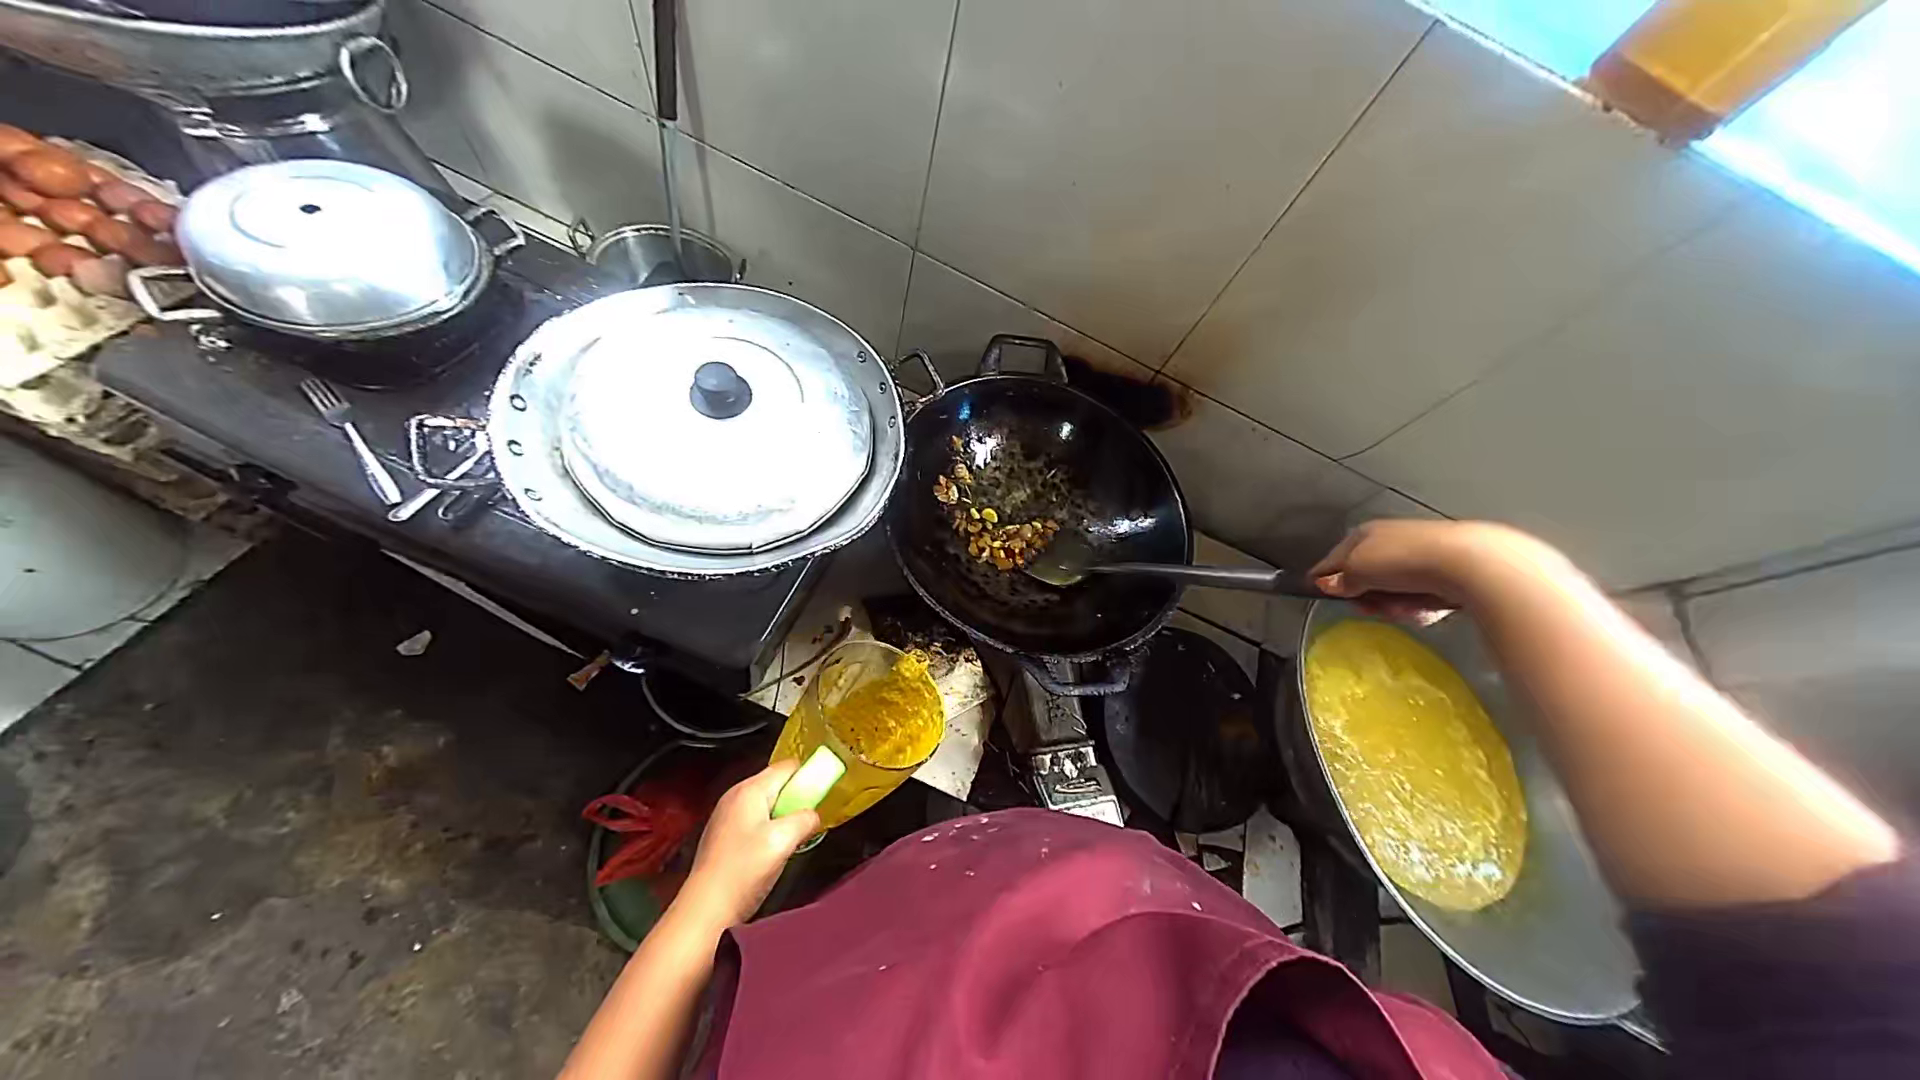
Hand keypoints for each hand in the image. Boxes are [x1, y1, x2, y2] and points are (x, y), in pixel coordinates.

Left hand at [675, 760, 818, 927]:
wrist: (704, 911)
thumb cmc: (744, 871)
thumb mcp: (784, 841)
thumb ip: (806, 819)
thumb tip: (813, 816)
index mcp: (750, 789)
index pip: (788, 767)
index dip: (809, 777)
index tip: (821, 798)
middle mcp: (735, 796)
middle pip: (777, 784)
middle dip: (796, 800)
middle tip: (805, 824)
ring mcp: (726, 815)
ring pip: (766, 804)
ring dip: (783, 817)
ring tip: (789, 842)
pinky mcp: (723, 834)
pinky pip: (754, 820)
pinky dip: (767, 829)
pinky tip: (769, 853)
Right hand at [1310, 519, 1546, 613]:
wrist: (1470, 564)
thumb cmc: (1404, 560)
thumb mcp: (1356, 569)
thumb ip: (1338, 579)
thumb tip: (1326, 584)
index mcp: (1365, 534)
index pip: (1334, 558)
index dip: (1325, 578)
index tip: (1322, 595)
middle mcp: (1390, 541)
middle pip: (1365, 579)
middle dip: (1367, 598)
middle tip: (1373, 607)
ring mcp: (1419, 557)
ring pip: (1392, 591)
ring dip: (1394, 605)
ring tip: (1406, 609)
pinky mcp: (1444, 574)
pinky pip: (1419, 596)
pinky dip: (1419, 605)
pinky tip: (1427, 608)